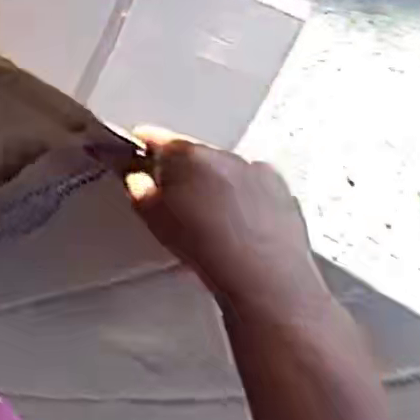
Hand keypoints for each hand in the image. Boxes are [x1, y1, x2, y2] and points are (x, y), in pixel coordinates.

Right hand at [125, 128, 332, 319]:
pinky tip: (236, 218)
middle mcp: (222, 155)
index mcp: (183, 151)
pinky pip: (253, 182)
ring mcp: (257, 172)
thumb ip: (134, 182)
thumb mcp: (146, 211)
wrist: (266, 283)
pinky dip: (243, 193)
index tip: (135, 163)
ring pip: (220, 167)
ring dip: (210, 181)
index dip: (137, 151)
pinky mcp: (285, 193)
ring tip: (207, 214)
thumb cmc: (206, 247)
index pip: (150, 136)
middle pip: (188, 151)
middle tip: (172, 198)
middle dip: (178, 169)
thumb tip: (136, 176)